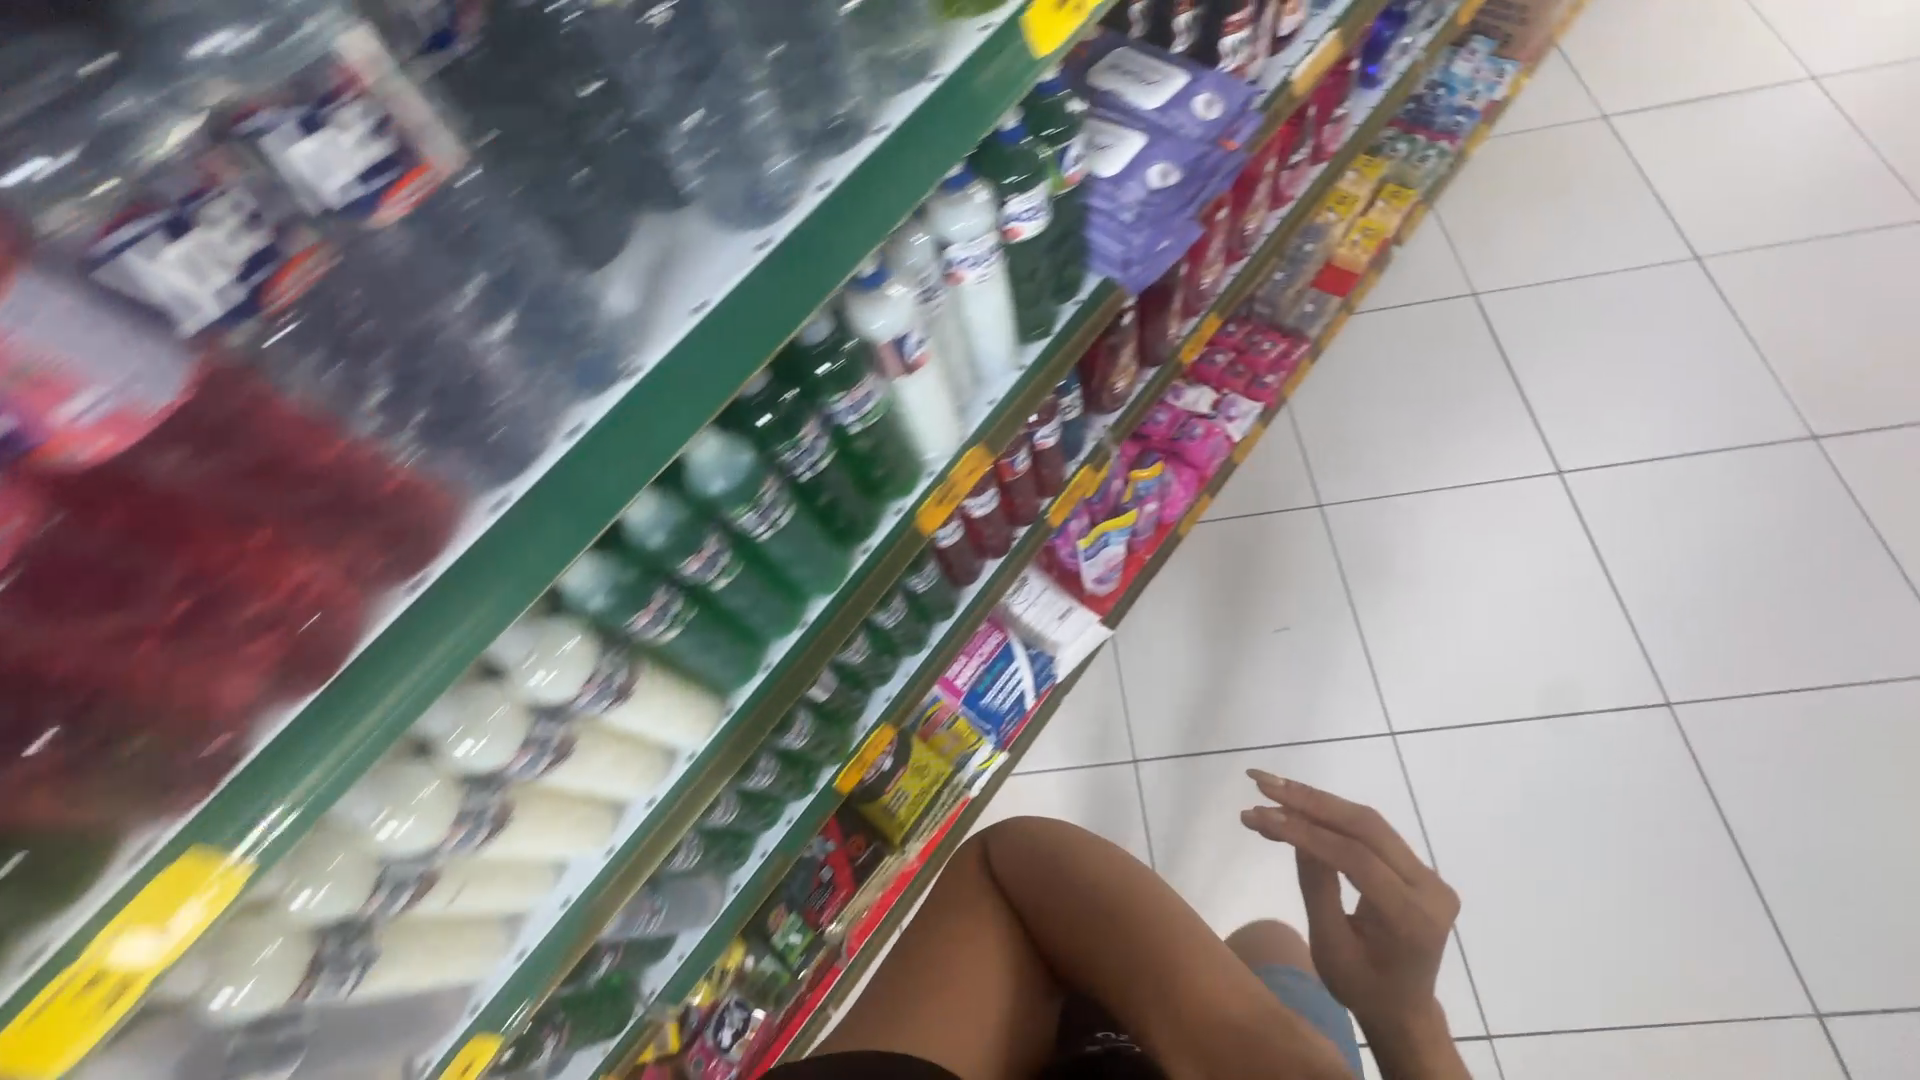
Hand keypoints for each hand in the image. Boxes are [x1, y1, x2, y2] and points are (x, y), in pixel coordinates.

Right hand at [1239, 770, 1460, 1049]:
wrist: (1403, 1010)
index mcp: (1412, 915)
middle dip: (1309, 800)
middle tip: (1262, 784)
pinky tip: (1295, 809)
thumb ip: (1316, 886)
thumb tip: (1292, 828)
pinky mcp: (1415, 867)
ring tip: (1271, 788)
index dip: (1305, 832)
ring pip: (1367, 822)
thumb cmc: (1361, 988)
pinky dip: (1328, 817)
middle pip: (1366, 827)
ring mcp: (1426, 874)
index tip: (1258, 815)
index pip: (1356, 858)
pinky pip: (1369, 833)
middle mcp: (1430, 887)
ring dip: (1316, 802)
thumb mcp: (1329, 946)